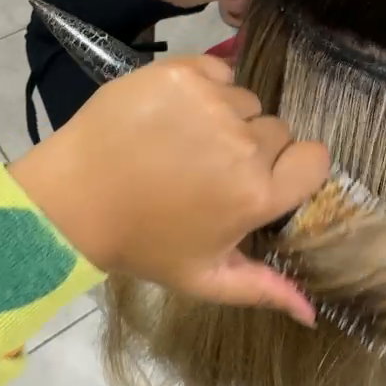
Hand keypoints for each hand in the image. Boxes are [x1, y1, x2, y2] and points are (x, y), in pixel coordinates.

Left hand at [9, 55, 328, 324]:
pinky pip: (218, 71)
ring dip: (227, 116)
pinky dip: (204, 87)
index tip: (264, 176)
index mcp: (256, 194)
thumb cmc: (141, 242)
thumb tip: (312, 313)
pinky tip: (175, 113)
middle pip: (278, 129)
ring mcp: (211, 102)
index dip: (293, 167)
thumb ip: (263, 289)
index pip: (315, 158)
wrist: (69, 200)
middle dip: (253, 146)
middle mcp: (243, 144)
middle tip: (210, 167)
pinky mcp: (182, 73)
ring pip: (246, 100)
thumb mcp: (203, 276)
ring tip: (186, 140)